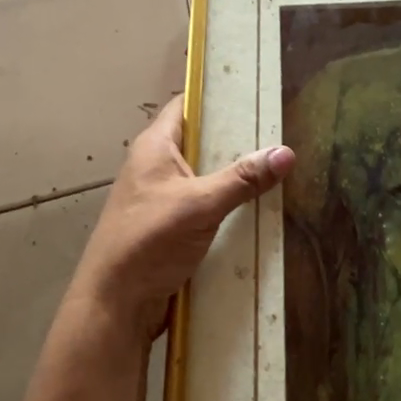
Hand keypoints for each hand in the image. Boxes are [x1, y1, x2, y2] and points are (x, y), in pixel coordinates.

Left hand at [71, 95, 295, 339]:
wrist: (114, 307)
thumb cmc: (148, 241)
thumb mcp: (200, 204)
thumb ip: (242, 179)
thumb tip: (286, 152)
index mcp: (154, 148)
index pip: (186, 106)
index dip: (216, 97)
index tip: (254, 92)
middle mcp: (155, 167)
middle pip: (201, 142)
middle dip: (236, 140)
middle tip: (279, 132)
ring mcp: (160, 200)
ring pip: (205, 177)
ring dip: (234, 177)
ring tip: (278, 167)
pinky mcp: (169, 230)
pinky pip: (204, 207)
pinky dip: (227, 207)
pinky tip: (258, 209)